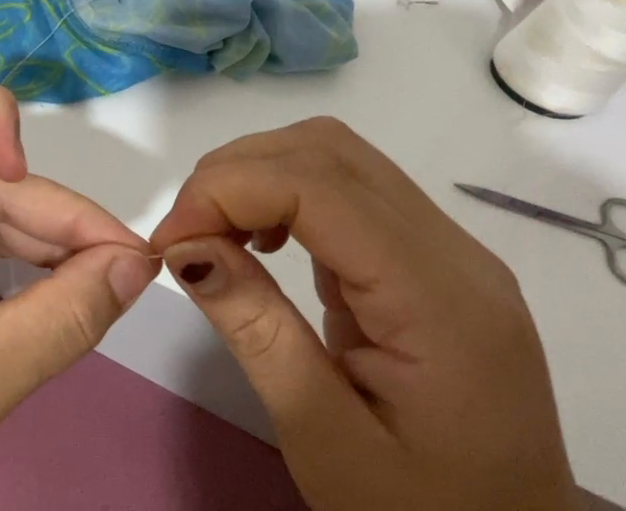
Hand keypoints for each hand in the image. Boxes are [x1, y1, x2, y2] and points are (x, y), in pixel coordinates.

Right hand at [149, 118, 580, 510]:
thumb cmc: (414, 510)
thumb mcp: (321, 435)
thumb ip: (255, 329)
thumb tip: (183, 245)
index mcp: (440, 301)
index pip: (319, 185)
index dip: (227, 188)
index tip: (170, 241)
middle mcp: (455, 253)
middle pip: (327, 151)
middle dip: (235, 174)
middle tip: (187, 239)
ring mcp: (449, 250)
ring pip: (334, 156)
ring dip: (257, 177)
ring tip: (217, 238)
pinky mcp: (430, 258)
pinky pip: (347, 189)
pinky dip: (284, 194)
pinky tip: (263, 243)